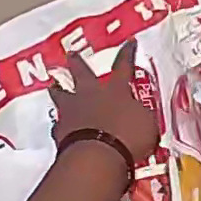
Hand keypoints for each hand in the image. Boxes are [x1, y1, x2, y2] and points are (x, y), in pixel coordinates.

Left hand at [50, 39, 158, 167]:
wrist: (96, 157)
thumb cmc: (127, 138)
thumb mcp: (147, 125)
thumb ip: (141, 116)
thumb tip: (141, 116)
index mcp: (115, 90)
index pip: (123, 66)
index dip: (128, 54)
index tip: (130, 42)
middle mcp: (90, 95)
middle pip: (81, 72)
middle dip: (78, 62)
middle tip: (72, 54)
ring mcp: (71, 112)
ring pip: (61, 95)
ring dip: (58, 90)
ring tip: (53, 85)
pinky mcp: (60, 132)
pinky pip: (58, 124)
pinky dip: (59, 125)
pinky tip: (58, 126)